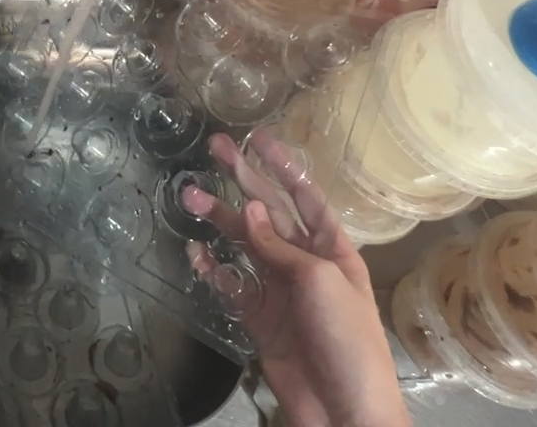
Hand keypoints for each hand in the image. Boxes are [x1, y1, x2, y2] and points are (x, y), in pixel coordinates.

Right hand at [183, 132, 409, 426]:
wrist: (344, 412)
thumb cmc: (347, 340)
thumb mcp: (319, 282)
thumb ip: (279, 245)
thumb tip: (249, 208)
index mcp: (331, 249)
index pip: (304, 196)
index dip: (282, 166)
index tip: (256, 138)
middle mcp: (303, 261)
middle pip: (268, 210)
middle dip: (242, 178)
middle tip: (214, 147)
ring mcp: (279, 288)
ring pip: (243, 242)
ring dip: (218, 218)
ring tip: (189, 196)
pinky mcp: (258, 316)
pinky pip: (231, 283)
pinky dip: (211, 267)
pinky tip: (194, 251)